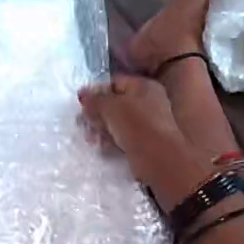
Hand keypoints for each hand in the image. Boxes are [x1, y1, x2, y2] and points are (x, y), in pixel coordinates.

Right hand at [79, 75, 220, 207]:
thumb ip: (96, 100)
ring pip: (120, 121)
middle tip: (84, 124)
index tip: (82, 106)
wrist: (161, 161)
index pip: (115, 82)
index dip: (96, 92)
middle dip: (98, 113)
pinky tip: (104, 149)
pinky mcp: (148, 142)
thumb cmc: (137, 127)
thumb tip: (83, 94)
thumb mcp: (112, 108)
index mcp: (145, 86)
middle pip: (117, 103)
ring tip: (92, 140)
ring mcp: (150, 123)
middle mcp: (150, 101)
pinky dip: (113, 141)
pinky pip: (125, 137)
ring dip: (103, 129)